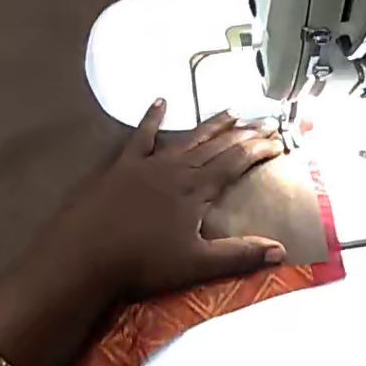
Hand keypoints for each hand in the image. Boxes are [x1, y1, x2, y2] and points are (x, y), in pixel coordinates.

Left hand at [39, 100, 287, 302]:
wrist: (85, 254)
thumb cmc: (142, 263)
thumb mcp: (195, 264)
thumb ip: (238, 255)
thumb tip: (281, 251)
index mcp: (195, 189)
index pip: (235, 162)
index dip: (259, 150)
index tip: (279, 141)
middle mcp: (176, 168)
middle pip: (217, 145)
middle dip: (244, 133)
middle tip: (266, 123)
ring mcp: (148, 163)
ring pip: (187, 137)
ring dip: (211, 124)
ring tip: (232, 111)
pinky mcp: (123, 165)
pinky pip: (142, 136)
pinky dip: (152, 118)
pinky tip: (160, 101)